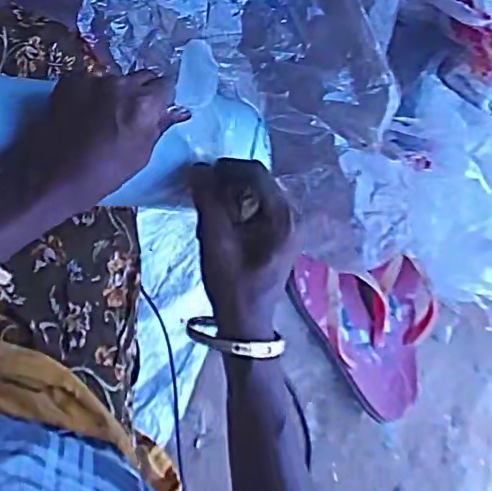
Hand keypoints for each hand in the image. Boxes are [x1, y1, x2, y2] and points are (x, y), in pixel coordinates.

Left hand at [0, 71, 186, 224]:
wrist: (50, 177)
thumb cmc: (102, 175)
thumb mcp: (140, 156)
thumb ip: (159, 127)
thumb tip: (178, 111)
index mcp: (144, 103)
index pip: (166, 85)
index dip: (162, 99)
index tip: (157, 111)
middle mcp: (120, 84)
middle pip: (142, 76)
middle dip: (142, 92)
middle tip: (131, 115)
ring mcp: (92, 79)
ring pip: (115, 79)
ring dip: (115, 93)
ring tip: (103, 117)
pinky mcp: (69, 80)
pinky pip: (89, 81)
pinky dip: (90, 93)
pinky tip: (82, 114)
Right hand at [191, 158, 294, 340]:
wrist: (246, 323)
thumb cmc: (232, 284)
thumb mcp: (215, 240)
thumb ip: (208, 201)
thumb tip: (198, 168)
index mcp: (283, 216)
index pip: (255, 173)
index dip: (227, 167)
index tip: (202, 172)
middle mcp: (293, 215)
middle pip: (259, 180)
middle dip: (229, 179)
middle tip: (203, 188)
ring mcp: (291, 224)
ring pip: (258, 191)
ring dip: (233, 191)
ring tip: (210, 203)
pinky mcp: (282, 233)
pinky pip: (261, 205)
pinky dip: (241, 203)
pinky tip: (223, 217)